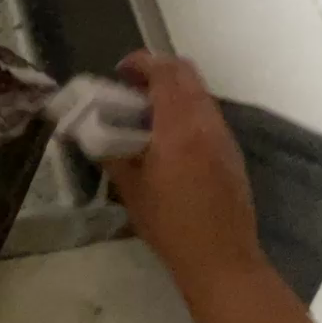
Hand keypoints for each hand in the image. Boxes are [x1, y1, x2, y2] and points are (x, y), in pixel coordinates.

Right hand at [103, 52, 265, 297]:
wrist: (221, 260)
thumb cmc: (169, 224)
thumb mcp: (130, 188)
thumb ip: (111, 152)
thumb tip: (90, 131)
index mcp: (179, 126)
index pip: (164, 72)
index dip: (140, 62)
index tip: (119, 71)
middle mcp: (206, 122)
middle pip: (186, 73)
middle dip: (158, 69)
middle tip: (131, 86)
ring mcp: (223, 136)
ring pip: (199, 92)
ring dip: (173, 90)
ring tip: (146, 111)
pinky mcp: (231, 152)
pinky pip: (207, 114)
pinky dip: (186, 109)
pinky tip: (167, 136)